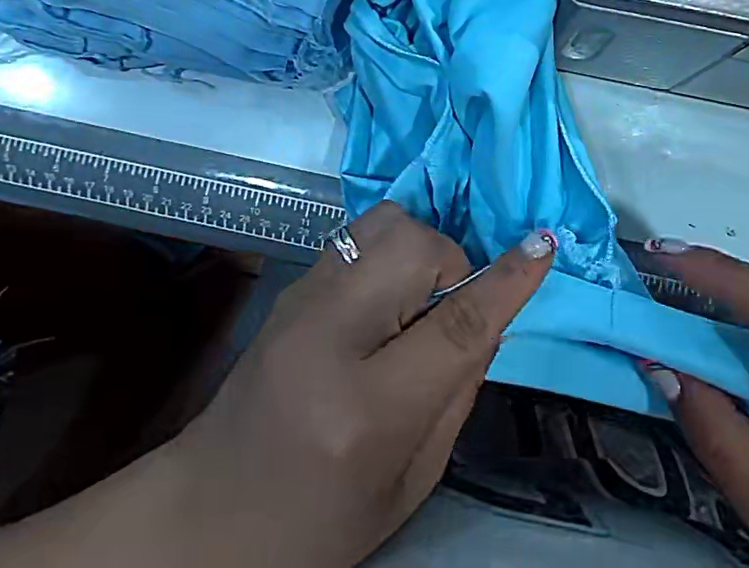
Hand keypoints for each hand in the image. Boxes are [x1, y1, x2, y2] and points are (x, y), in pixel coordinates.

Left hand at [0, 203, 553, 567]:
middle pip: (413, 245)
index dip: (507, 280)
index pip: (455, 324)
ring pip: (383, 223)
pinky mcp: (288, 287)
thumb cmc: (317, 524)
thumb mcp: (410, 480)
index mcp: (367, 407)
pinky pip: (357, 236)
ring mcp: (300, 301)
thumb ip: (458, 390)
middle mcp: (329, 335)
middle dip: (449, 262)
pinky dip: (388, 251)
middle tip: (444, 310)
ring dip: (418, 250)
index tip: (544, 243)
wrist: (204, 516)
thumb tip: (491, 314)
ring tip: (413, 302)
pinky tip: (382, 298)